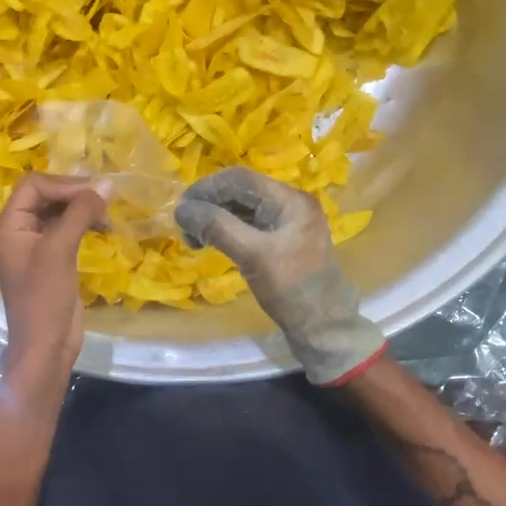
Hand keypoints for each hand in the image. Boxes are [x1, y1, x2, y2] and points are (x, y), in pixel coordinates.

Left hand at [0, 173, 107, 393]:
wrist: (45, 346)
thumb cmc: (44, 297)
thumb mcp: (59, 250)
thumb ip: (79, 213)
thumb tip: (106, 185)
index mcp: (8, 225)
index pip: (33, 185)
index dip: (64, 184)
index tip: (94, 192)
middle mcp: (17, 231)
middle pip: (45, 196)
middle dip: (75, 193)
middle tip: (107, 197)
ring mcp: (34, 246)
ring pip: (58, 213)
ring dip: (82, 208)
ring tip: (109, 212)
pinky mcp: (51, 260)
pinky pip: (66, 230)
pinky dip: (84, 224)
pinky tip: (104, 227)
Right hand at [173, 167, 385, 385]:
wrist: (324, 327)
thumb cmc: (291, 289)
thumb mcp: (252, 255)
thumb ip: (217, 227)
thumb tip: (181, 209)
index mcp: (289, 199)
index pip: (239, 178)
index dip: (206, 188)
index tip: (181, 208)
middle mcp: (290, 204)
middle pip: (240, 191)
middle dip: (209, 205)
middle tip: (184, 227)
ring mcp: (288, 223)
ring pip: (243, 209)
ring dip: (215, 218)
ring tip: (194, 239)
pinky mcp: (283, 241)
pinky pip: (249, 225)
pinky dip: (227, 230)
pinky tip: (212, 244)